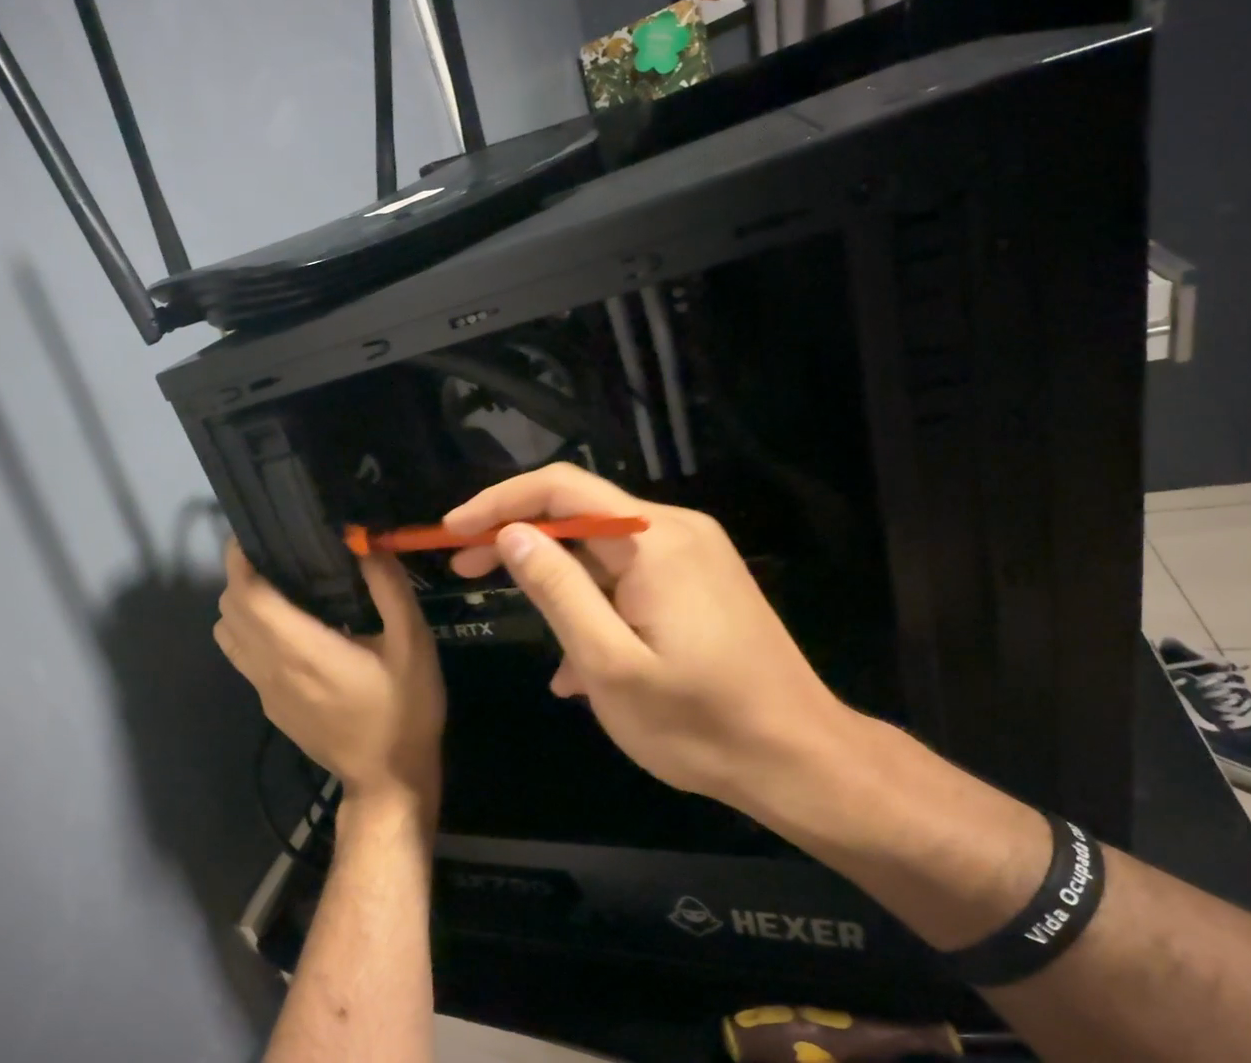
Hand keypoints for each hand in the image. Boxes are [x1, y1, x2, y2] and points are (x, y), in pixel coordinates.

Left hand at [214, 540, 444, 806]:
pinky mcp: (269, 706)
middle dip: (241, 576)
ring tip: (277, 591)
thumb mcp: (413, 644)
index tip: (254, 535)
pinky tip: (286, 631)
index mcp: (301, 648)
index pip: (246, 594)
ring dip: (240, 606)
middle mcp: (271, 666)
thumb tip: (364, 543)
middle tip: (275, 556)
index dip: (239, 559)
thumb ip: (388, 588)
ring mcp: (264, 690)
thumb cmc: (404, 710)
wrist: (387, 780)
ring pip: (226, 634)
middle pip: (229, 609)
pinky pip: (241, 657)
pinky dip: (248, 633)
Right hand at [443, 463, 854, 806]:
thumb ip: (557, 591)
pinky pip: (629, 580)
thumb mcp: (609, 662)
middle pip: (580, 514)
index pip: (561, 489)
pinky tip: (576, 667)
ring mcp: (693, 558)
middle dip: (518, 537)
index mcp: (655, 540)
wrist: (799, 760)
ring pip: (602, 552)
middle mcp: (676, 532)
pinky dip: (593, 608)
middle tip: (464, 568)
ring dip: (556, 584)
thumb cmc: (698, 722)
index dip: (498, 503)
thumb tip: (512, 534)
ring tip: (519, 625)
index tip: (451, 532)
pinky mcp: (700, 586)